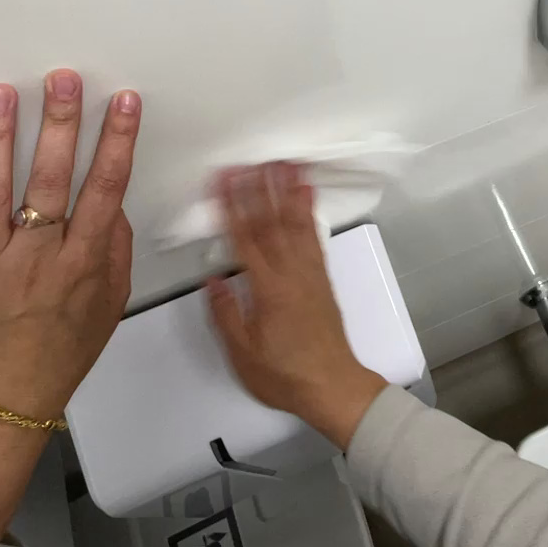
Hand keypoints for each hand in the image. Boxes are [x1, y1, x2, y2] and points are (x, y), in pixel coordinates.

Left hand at [0, 69, 141, 539]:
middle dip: (60, 126)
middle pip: (52, 181)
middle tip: (61, 79)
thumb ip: (114, 245)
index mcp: (83, 261)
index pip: (107, 189)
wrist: (6, 397)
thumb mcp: (113, 298)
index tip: (122, 101)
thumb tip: (109, 197)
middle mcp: (36, 256)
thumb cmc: (67, 345)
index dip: (117, 142)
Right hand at [207, 163, 386, 448]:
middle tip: (247, 161)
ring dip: (286, 191)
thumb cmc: (286, 375)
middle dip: (256, 188)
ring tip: (281, 164)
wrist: (333, 385)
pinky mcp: (322, 276)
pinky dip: (309, 212)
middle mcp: (292, 273)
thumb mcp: (243, 354)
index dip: (232, 206)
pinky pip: (315, 236)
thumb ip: (227, 314)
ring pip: (296, 223)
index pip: (245, 238)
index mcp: (268, 289)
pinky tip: (307, 195)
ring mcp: (311, 272)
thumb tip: (214, 280)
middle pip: (271, 222)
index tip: (222, 180)